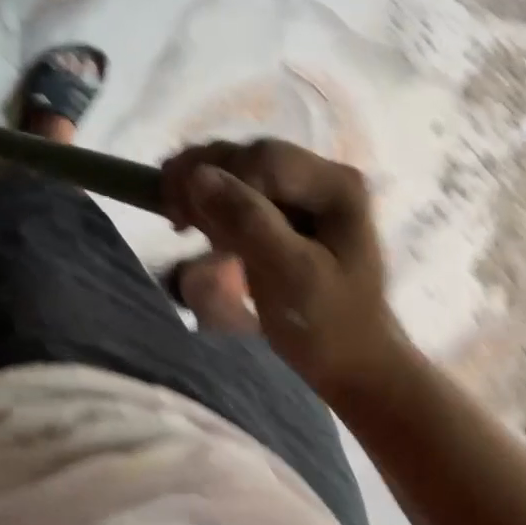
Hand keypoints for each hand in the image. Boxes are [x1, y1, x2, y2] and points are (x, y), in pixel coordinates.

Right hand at [160, 140, 409, 401]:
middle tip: (171, 217)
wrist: (354, 367)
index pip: (265, 159)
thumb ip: (248, 221)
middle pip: (247, 157)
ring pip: (236, 168)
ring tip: (176, 218)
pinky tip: (191, 222)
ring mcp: (302, 192)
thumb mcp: (290, 275)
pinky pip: (236, 188)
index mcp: (336, 186)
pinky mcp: (283, 210)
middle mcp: (320, 176)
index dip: (220, 180)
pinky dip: (208, 200)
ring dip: (199, 187)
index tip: (183, 222)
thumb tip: (198, 175)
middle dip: (203, 179)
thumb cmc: (328, 325)